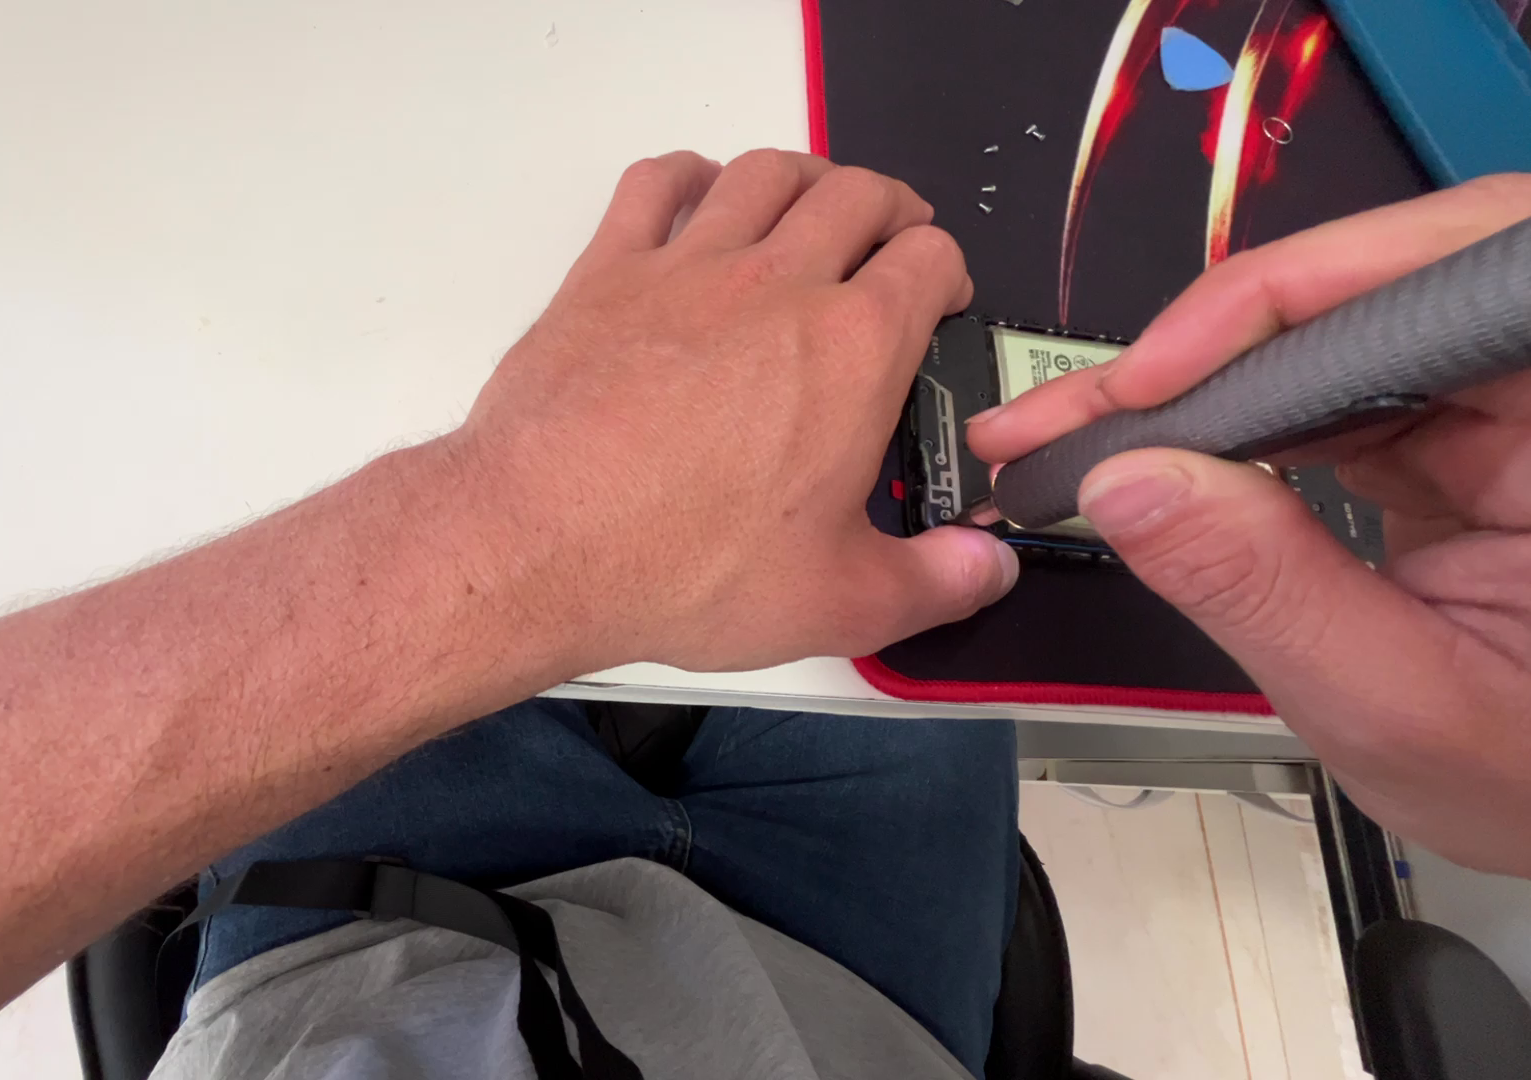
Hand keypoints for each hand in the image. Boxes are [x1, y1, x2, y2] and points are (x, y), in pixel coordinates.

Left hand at [457, 150, 1015, 672]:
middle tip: (889, 242)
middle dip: (889, 211)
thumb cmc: (684, 568)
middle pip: (857, 196)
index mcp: (852, 349)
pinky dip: (687, 176)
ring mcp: (684, 270)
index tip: (937, 299)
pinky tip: (696, 198)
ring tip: (811, 209)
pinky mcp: (604, 275)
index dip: (945, 272)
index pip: (929, 262)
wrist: (542, 546)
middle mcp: (774, 285)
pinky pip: (654, 185)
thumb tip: (988, 568)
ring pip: (764, 174)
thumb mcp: (838, 603)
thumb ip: (935, 583)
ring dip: (804, 178)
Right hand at [969, 175, 1530, 892]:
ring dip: (1167, 398)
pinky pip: (1305, 399)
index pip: (1448, 277)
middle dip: (1177, 362)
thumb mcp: (1392, 704)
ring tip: (1055, 442)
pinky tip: (1129, 461)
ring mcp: (1509, 406)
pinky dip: (1201, 430)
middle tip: (1046, 421)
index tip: (1142, 388)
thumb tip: (1117, 481)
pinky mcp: (1449, 436)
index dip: (1275, 306)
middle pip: (1352, 301)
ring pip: (1308, 347)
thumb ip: (1257, 584)